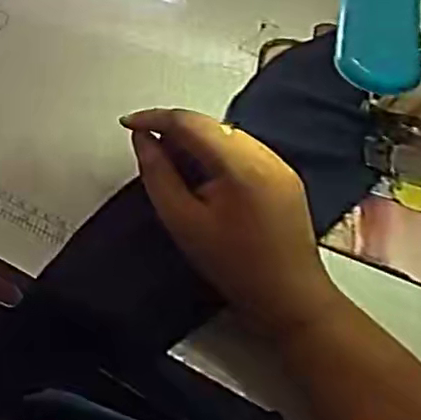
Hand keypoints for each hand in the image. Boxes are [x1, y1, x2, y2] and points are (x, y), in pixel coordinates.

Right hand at [123, 108, 344, 339]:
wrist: (291, 301)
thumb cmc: (234, 266)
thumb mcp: (180, 219)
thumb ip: (156, 172)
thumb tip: (142, 139)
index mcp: (241, 167)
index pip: (188, 123)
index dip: (153, 118)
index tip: (129, 124)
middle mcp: (265, 157)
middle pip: (206, 123)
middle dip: (171, 125)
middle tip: (145, 139)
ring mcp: (278, 164)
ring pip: (222, 130)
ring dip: (191, 134)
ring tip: (168, 154)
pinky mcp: (283, 173)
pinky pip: (238, 144)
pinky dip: (212, 146)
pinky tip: (199, 166)